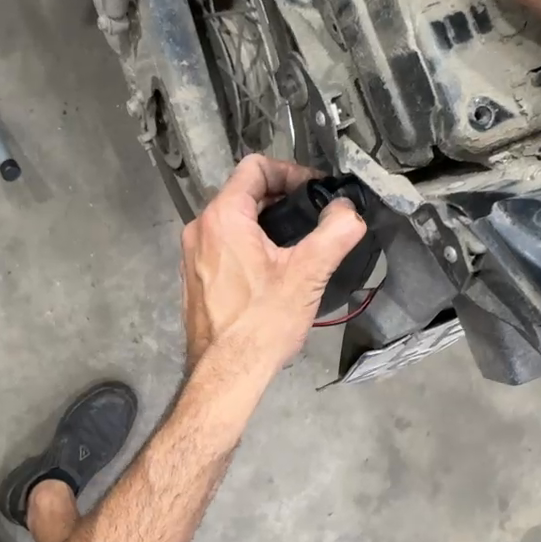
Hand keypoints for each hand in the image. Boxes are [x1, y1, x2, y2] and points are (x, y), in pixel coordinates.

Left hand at [180, 155, 367, 378]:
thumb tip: (348, 211)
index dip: (291, 172)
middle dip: (282, 200)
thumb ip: (335, 232)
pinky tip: (273, 272)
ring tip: (298, 247)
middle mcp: (200, 231)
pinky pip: (224, 247)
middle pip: (244, 194)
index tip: (315, 193)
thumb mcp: (308, 274)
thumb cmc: (261, 324)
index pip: (255, 168)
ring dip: (267, 225)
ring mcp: (192, 256)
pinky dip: (249, 247)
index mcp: (222, 218)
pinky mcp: (195, 278)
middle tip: (313, 220)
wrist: (226, 373)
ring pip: (234, 222)